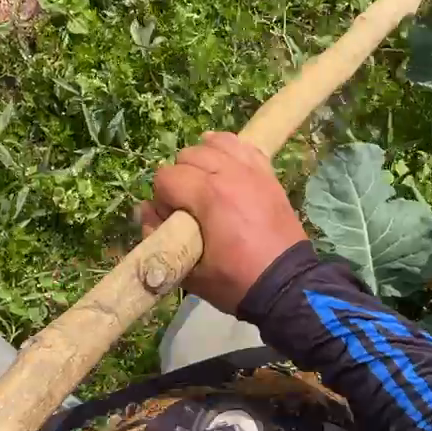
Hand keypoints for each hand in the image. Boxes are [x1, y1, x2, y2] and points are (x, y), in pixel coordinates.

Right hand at [138, 132, 307, 313]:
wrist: (287, 287)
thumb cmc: (237, 283)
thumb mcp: (190, 272)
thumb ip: (159, 238)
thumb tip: (145, 211)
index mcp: (209, 196)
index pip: (166, 177)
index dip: (162, 200)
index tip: (172, 221)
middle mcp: (230, 174)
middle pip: (187, 156)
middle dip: (179, 180)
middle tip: (188, 208)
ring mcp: (252, 171)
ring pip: (214, 143)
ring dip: (202, 161)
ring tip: (204, 187)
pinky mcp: (268, 175)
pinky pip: (242, 146)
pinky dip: (228, 150)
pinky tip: (223, 165)